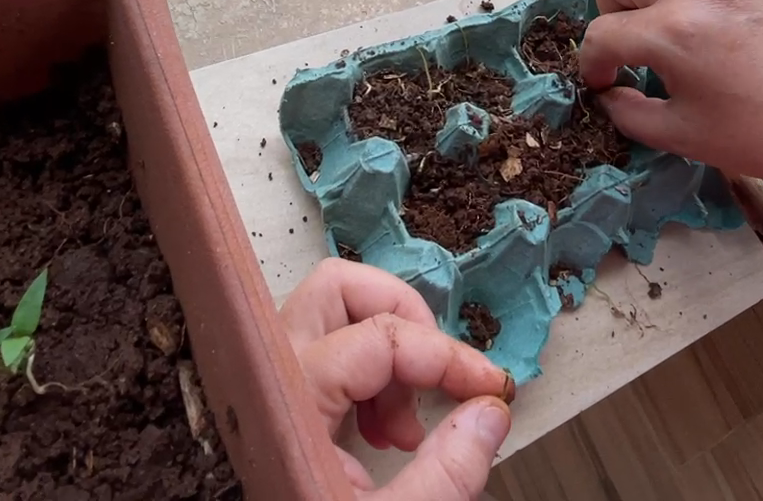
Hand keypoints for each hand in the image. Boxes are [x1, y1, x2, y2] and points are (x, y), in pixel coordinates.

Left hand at [279, 258, 515, 499]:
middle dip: (402, 317)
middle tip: (434, 376)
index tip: (491, 387)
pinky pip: (328, 347)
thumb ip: (447, 473)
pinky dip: (369, 371)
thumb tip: (491, 411)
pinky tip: (385, 433)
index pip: (384, 336)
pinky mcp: (279, 399)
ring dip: (386, 343)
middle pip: (338, 288)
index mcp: (292, 402)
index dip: (449, 356)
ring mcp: (270, 382)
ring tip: (406, 418)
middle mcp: (271, 374)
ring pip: (331, 309)